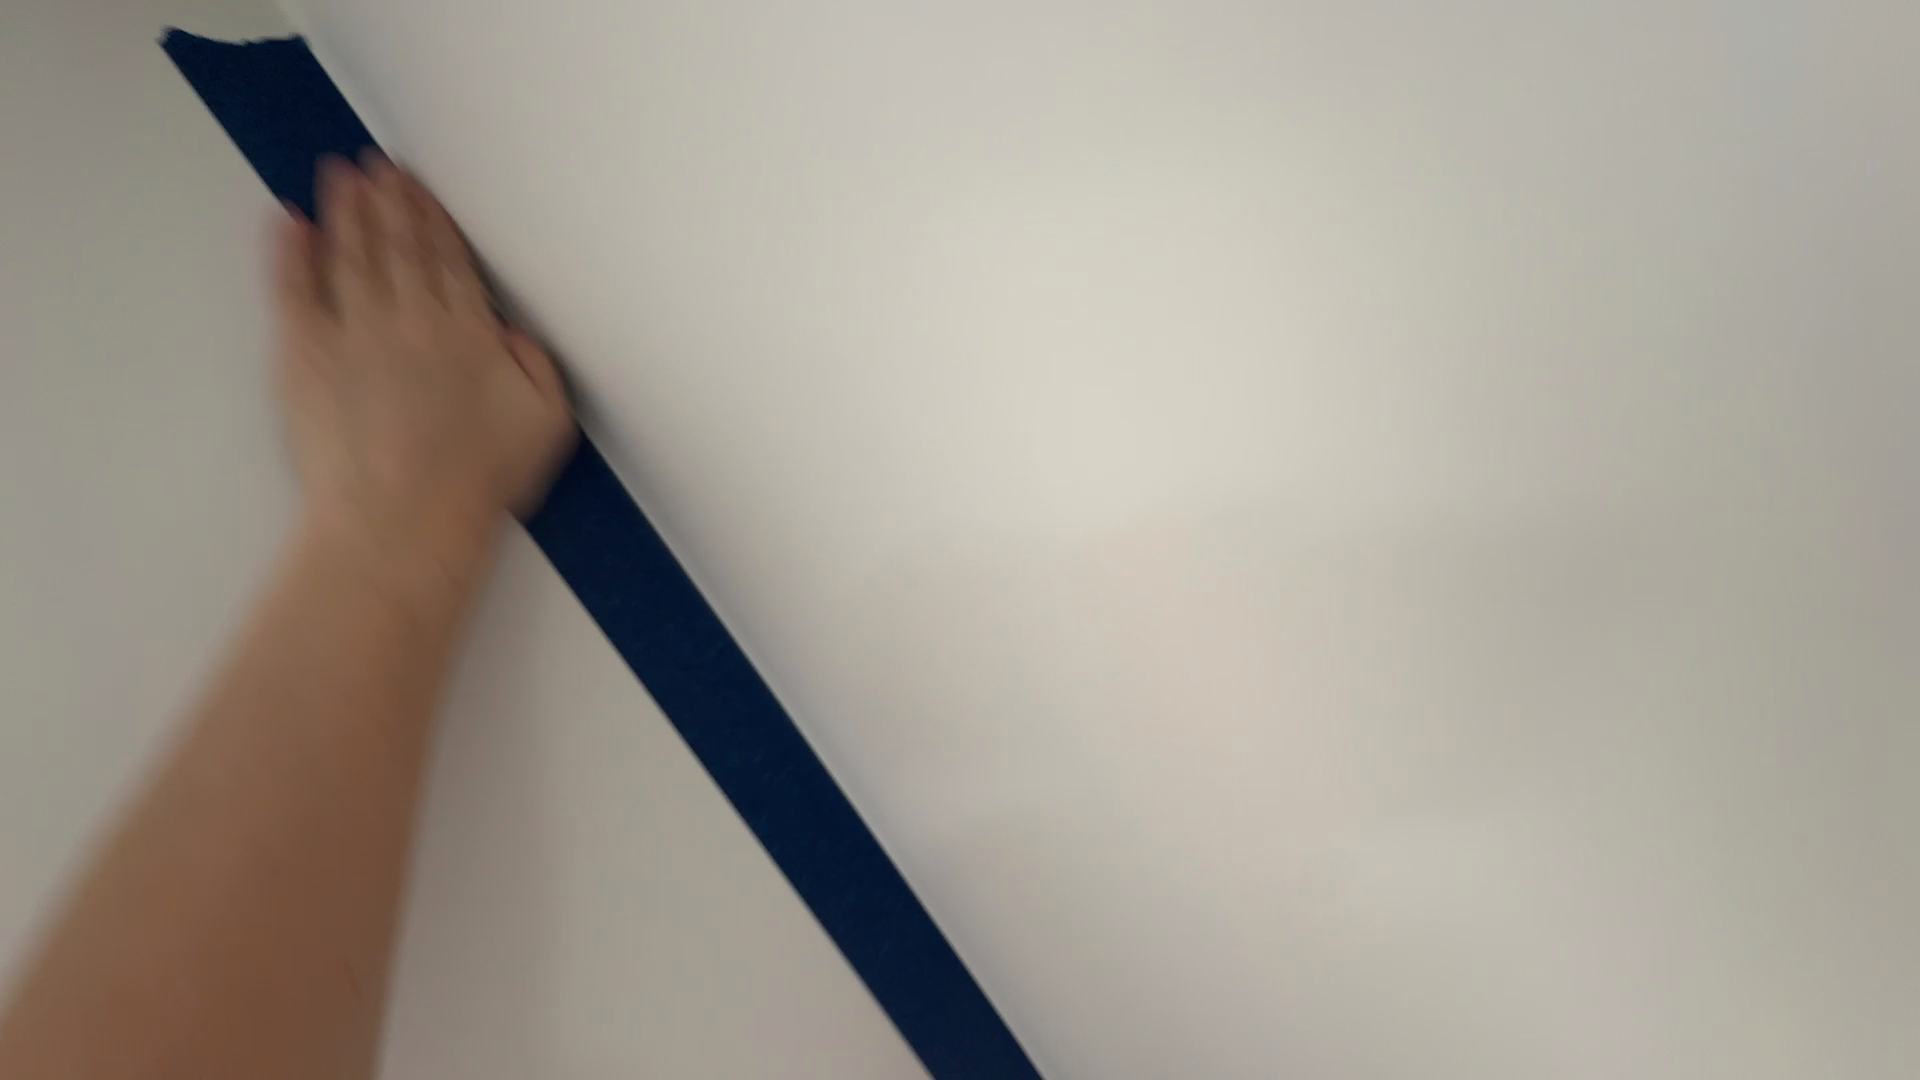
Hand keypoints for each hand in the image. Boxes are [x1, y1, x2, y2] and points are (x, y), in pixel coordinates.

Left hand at [273, 153, 575, 555]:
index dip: (437, 224)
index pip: (452, 267)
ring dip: (347, 213)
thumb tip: (513, 333)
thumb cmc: (485, 475)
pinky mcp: (304, 353)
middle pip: (400, 251)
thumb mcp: (549, 423)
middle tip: (379, 165)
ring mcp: (354, 331)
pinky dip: (291, 253)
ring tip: (342, 176)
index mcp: (472, 336)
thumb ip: (540, 369)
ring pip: (351, 257)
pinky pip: (295, 289)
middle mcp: (412, 320)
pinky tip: (291, 223)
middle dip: (391, 204)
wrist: (406, 514)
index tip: (421, 190)